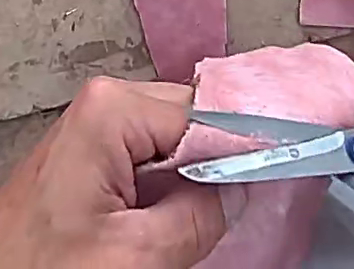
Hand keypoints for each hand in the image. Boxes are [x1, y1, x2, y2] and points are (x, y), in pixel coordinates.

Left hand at [0, 77, 224, 268]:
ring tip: (195, 214)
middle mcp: (105, 99)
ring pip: (171, 138)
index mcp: (113, 107)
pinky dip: (165, 183)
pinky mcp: (88, 149)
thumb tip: (239, 188)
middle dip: (207, 163)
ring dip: (188, 176)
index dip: (233, 147)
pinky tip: (166, 213)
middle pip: (187, 119)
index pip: (201, 113)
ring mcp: (95, 122)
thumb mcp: (130, 257)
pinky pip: (147, 153)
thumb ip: (196, 217)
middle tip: (226, 205)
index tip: (265, 173)